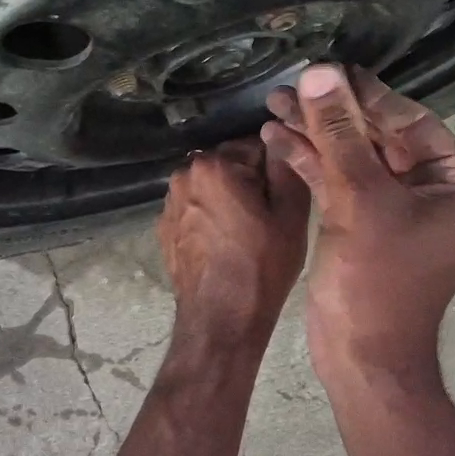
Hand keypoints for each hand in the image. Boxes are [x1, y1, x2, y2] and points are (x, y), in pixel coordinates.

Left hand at [158, 138, 310, 354]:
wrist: (220, 320)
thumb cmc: (261, 266)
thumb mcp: (290, 214)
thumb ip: (287, 165)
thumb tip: (283, 135)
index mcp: (213, 164)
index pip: (256, 145)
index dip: (276, 171)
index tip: (283, 199)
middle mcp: (183, 174)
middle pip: (230, 164)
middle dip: (249, 182)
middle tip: (268, 218)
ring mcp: (169, 202)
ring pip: (212, 187)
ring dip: (229, 200)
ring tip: (247, 234)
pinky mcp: (164, 227)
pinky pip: (196, 208)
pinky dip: (211, 218)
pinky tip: (226, 245)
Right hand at [261, 64, 454, 387]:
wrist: (362, 359)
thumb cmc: (377, 279)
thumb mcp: (361, 198)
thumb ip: (340, 133)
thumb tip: (320, 73)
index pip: (412, 122)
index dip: (368, 96)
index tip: (328, 70)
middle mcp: (429, 194)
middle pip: (378, 137)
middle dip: (332, 114)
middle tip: (290, 85)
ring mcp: (392, 211)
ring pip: (353, 158)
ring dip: (314, 134)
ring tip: (272, 104)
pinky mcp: (360, 226)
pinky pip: (338, 183)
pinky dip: (310, 163)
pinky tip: (276, 138)